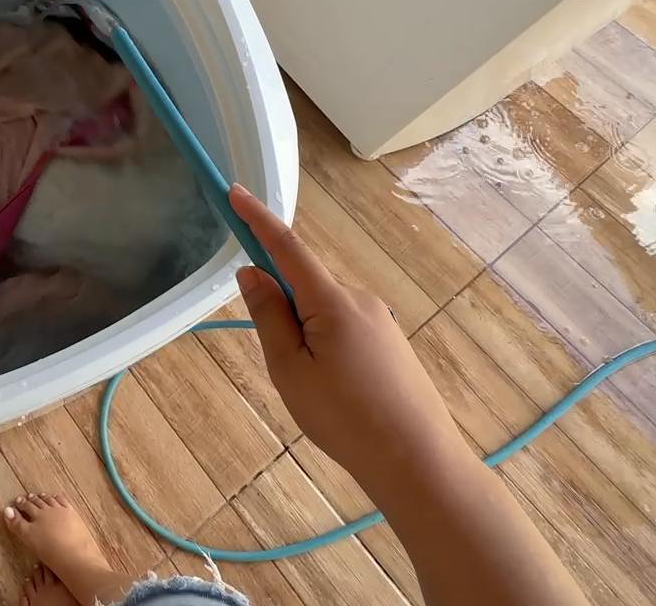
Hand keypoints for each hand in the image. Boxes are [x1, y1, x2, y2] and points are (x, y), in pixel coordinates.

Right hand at [229, 185, 475, 499]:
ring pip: (322, 307)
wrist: (421, 465)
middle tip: (278, 358)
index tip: (234, 190)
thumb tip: (252, 271)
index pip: (285, 245)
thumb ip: (268, 314)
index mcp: (331, 301)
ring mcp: (379, 320)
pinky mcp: (390, 342)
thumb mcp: (289, 368)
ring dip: (302, 329)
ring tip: (312, 389)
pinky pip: (342, 324)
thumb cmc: (345, 418)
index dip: (257, 218)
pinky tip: (333, 388)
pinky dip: (323, 340)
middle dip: (279, 301)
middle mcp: (359, 299)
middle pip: (303, 281)